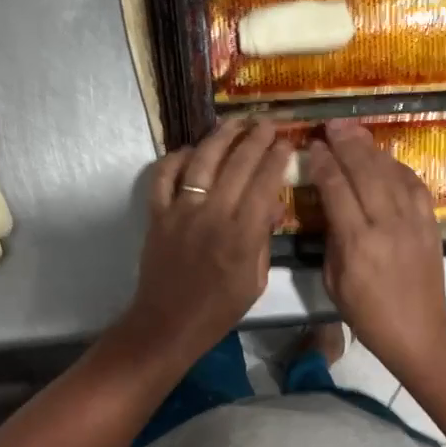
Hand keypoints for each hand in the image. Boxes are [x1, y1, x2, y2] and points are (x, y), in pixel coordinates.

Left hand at [123, 117, 291, 357]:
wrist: (169, 324)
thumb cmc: (218, 310)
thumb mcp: (255, 282)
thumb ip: (263, 241)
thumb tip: (272, 207)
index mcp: (242, 235)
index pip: (264, 183)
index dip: (277, 158)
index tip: (287, 143)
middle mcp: (213, 214)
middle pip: (237, 163)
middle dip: (255, 138)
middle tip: (267, 123)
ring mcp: (181, 211)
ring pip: (202, 160)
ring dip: (221, 136)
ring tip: (235, 122)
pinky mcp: (157, 214)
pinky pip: (164, 175)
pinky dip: (176, 158)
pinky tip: (190, 151)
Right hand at [307, 119, 445, 371]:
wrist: (418, 332)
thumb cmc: (368, 314)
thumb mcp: (334, 282)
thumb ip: (332, 240)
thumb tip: (331, 208)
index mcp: (357, 242)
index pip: (336, 189)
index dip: (323, 164)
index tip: (313, 147)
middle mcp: (386, 224)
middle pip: (365, 171)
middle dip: (347, 144)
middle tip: (333, 125)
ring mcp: (413, 222)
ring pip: (391, 172)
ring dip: (372, 149)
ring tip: (355, 132)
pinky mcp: (431, 224)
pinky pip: (414, 185)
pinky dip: (398, 167)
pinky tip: (386, 159)